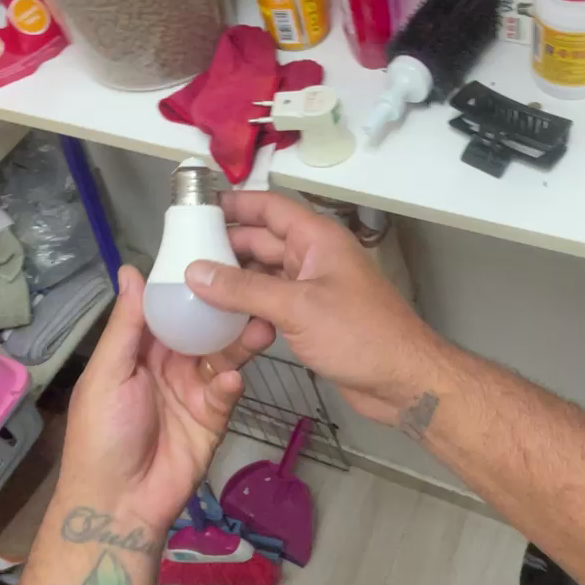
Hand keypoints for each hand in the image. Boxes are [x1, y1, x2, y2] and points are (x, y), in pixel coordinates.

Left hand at [58, 265, 274, 530]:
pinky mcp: (214, 417)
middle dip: (226, 311)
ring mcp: (195, 391)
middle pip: (204, 330)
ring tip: (261, 328)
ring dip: (240, 342)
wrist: (118, 503)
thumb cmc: (101, 435)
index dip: (189, 286)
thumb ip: (126, 325)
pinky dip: (230, 384)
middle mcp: (171, 365)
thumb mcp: (107, 374)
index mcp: (141, 351)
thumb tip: (130, 270)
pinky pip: (226, 393)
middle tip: (254, 290)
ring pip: (223, 356)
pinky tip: (232, 379)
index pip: (170, 310)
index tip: (215, 255)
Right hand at [183, 192, 444, 425]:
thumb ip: (244, 289)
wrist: (402, 380)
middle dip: (226, 246)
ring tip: (193, 287)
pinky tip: (223, 319)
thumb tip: (195, 272)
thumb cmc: (359, 334)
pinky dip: (250, 308)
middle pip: (263, 241)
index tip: (196, 208)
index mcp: (318, 239)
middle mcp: (315, 257)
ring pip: (266, 274)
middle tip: (182, 255)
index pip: (270, 208)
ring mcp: (314, 289)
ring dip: (235, 280)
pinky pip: (274, 304)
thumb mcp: (297, 307)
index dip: (234, 204)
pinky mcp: (313, 318)